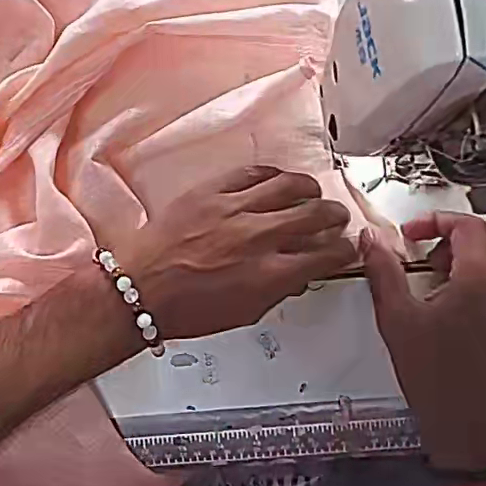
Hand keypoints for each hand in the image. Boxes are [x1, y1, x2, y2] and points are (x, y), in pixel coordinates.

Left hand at [110, 166, 352, 339]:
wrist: (140, 288)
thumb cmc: (186, 308)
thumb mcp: (245, 312)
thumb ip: (279, 289)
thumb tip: (300, 272)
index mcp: (269, 274)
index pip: (326, 254)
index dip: (343, 250)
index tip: (344, 247)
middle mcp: (257, 237)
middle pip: (315, 214)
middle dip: (334, 216)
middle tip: (335, 218)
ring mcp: (233, 209)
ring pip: (290, 185)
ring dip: (309, 190)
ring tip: (312, 194)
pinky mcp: (211, 191)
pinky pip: (253, 173)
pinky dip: (272, 176)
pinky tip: (277, 181)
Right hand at [359, 212, 485, 472]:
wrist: (479, 436)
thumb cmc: (440, 384)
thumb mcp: (396, 321)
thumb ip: (383, 271)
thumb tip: (372, 241)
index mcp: (481, 281)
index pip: (467, 226)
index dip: (436, 222)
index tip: (415, 234)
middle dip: (462, 232)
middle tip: (433, 252)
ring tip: (460, 269)